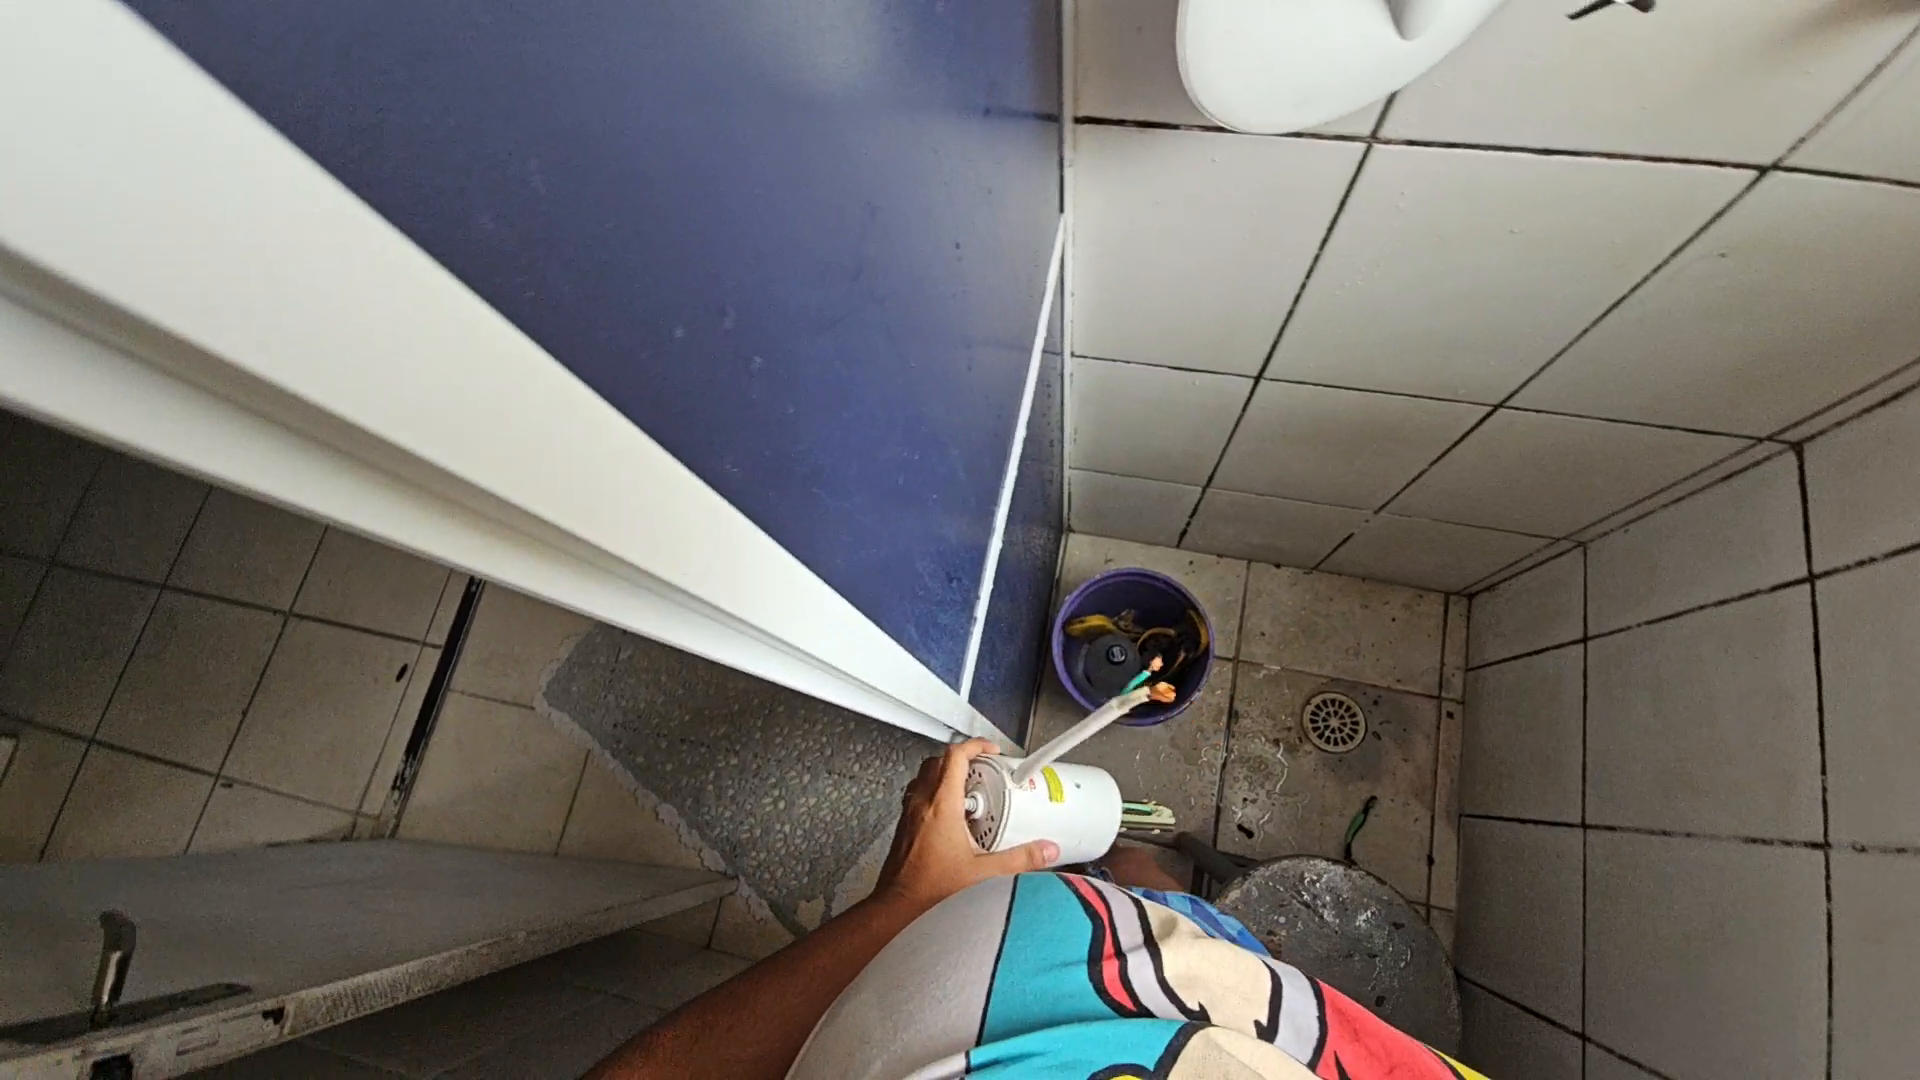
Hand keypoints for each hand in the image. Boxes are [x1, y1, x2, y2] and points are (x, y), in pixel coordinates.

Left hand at [873, 738, 1058, 914]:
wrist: (899, 904)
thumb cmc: (930, 888)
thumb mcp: (982, 872)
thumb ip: (1018, 859)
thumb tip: (1044, 849)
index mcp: (941, 805)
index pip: (955, 757)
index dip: (975, 746)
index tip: (990, 751)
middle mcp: (922, 802)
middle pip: (940, 760)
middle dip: (964, 758)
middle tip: (983, 770)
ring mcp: (911, 810)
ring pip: (927, 774)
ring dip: (947, 773)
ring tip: (970, 790)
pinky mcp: (905, 822)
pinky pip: (919, 792)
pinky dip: (936, 791)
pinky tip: (951, 814)